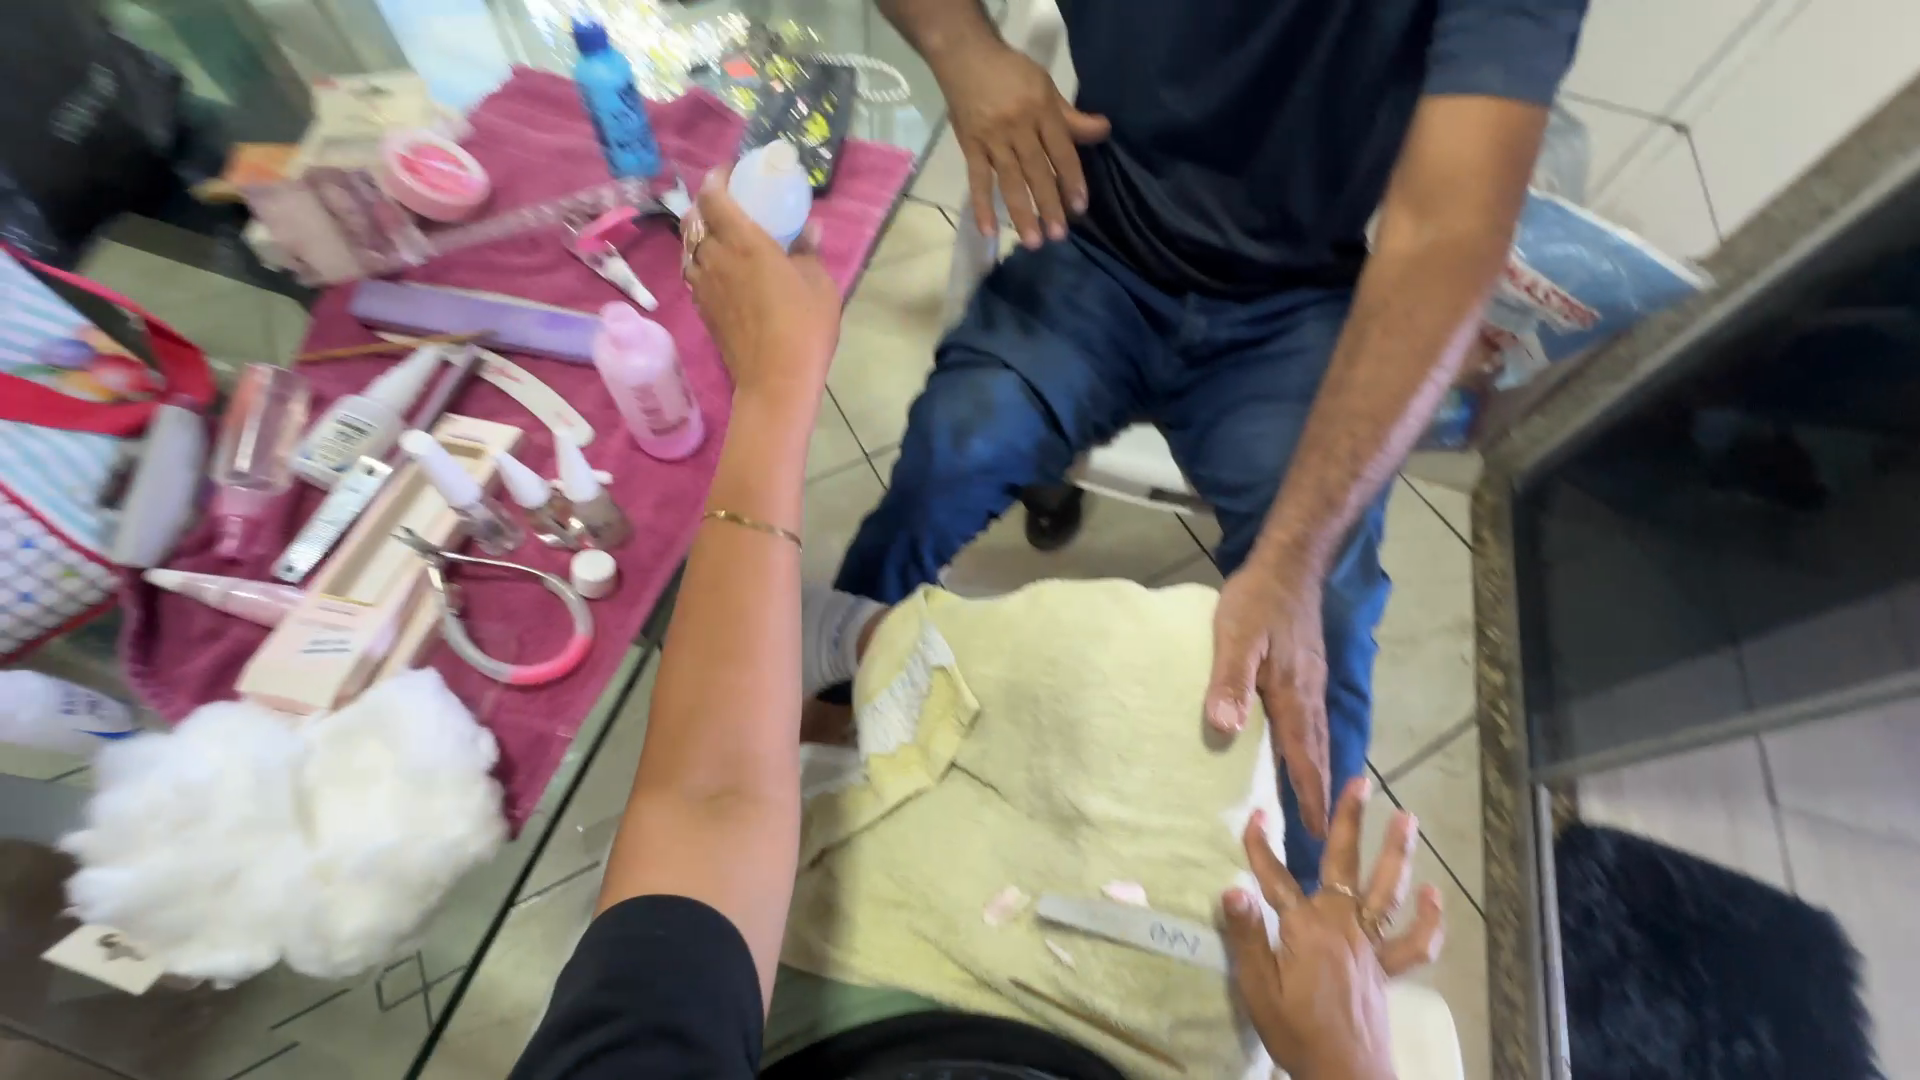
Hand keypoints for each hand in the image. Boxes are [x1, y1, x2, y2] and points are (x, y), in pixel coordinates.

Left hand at [683, 167, 841, 403]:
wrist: (776, 380)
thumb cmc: (803, 327)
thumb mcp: (819, 284)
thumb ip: (808, 252)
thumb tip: (808, 230)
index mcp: (743, 241)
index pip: (713, 195)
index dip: (717, 178)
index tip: (731, 174)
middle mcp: (715, 257)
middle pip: (693, 219)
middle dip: (706, 206)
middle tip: (726, 207)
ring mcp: (704, 286)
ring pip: (690, 249)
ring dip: (701, 238)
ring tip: (722, 241)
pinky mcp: (703, 310)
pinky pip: (695, 275)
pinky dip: (704, 265)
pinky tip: (722, 274)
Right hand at [939, 40, 1109, 247]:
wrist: (965, 56)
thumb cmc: (1011, 73)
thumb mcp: (1046, 89)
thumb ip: (1071, 118)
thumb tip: (1104, 131)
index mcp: (1041, 110)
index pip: (1061, 151)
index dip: (1072, 180)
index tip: (1080, 207)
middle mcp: (1019, 127)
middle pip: (1037, 172)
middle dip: (1049, 205)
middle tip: (1059, 235)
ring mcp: (993, 140)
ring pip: (1010, 181)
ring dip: (1022, 213)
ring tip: (1034, 242)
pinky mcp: (971, 147)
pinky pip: (978, 181)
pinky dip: (982, 206)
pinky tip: (989, 231)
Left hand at [1204, 560, 1333, 838]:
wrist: (1289, 564)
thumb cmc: (1257, 601)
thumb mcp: (1235, 639)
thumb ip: (1229, 682)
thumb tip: (1224, 730)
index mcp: (1292, 695)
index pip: (1303, 756)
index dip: (1308, 794)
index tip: (1313, 833)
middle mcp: (1308, 694)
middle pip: (1316, 751)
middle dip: (1316, 790)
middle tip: (1316, 829)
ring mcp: (1310, 679)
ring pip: (1316, 734)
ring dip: (1314, 767)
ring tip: (1310, 798)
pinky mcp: (1304, 667)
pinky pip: (1310, 716)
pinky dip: (1309, 740)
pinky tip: (1298, 743)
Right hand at [1221, 779, 1446, 1079]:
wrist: (1346, 1078)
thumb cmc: (1296, 1031)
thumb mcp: (1257, 986)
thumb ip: (1246, 935)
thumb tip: (1231, 887)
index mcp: (1305, 926)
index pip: (1274, 875)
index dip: (1260, 844)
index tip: (1256, 814)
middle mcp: (1341, 925)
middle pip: (1344, 863)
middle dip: (1351, 820)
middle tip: (1360, 783)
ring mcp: (1368, 945)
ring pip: (1387, 891)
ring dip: (1398, 852)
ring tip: (1408, 818)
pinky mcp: (1385, 968)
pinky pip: (1412, 943)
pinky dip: (1428, 919)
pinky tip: (1434, 895)